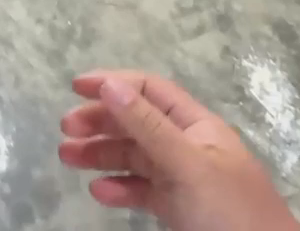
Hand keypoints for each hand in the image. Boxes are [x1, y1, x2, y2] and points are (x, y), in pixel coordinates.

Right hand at [58, 70, 299, 230]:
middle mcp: (189, 148)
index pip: (149, 90)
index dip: (113, 83)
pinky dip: (119, 188)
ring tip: (67, 159)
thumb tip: (108, 83)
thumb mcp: (189, 168)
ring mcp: (185, 182)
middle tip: (66, 130)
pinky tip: (100, 193)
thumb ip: (147, 126)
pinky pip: (142, 190)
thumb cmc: (233, 217)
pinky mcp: (181, 212)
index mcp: (199, 128)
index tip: (76, 88)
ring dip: (100, 154)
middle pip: (136, 122)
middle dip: (100, 122)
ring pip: (134, 156)